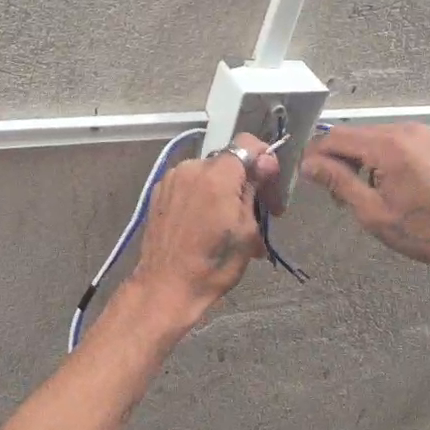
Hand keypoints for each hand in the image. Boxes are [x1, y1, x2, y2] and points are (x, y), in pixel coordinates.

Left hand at [130, 134, 280, 324]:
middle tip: (256, 213)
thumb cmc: (214, 264)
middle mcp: (191, 167)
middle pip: (227, 162)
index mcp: (216, 175)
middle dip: (244, 181)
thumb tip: (264, 160)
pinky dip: (202, 196)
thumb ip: (254, 189)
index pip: (247, 143)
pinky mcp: (159, 191)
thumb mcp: (247, 230)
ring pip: (208, 174)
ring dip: (222, 191)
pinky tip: (205, 225)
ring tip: (228, 225)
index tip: (269, 185)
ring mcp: (172, 178)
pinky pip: (189, 184)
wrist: (166, 286)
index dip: (263, 159)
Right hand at [301, 122, 429, 281]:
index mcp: (387, 145)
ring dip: (356, 158)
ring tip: (356, 190)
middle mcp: (402, 129)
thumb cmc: (422, 232)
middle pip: (352, 135)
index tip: (306, 176)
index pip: (335, 137)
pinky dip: (376, 156)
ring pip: (369, 137)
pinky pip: (389, 141)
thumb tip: (307, 164)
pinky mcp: (429, 141)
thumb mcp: (371, 211)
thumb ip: (337, 181)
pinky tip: (381, 182)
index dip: (315, 154)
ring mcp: (419, 133)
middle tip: (332, 191)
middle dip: (336, 158)